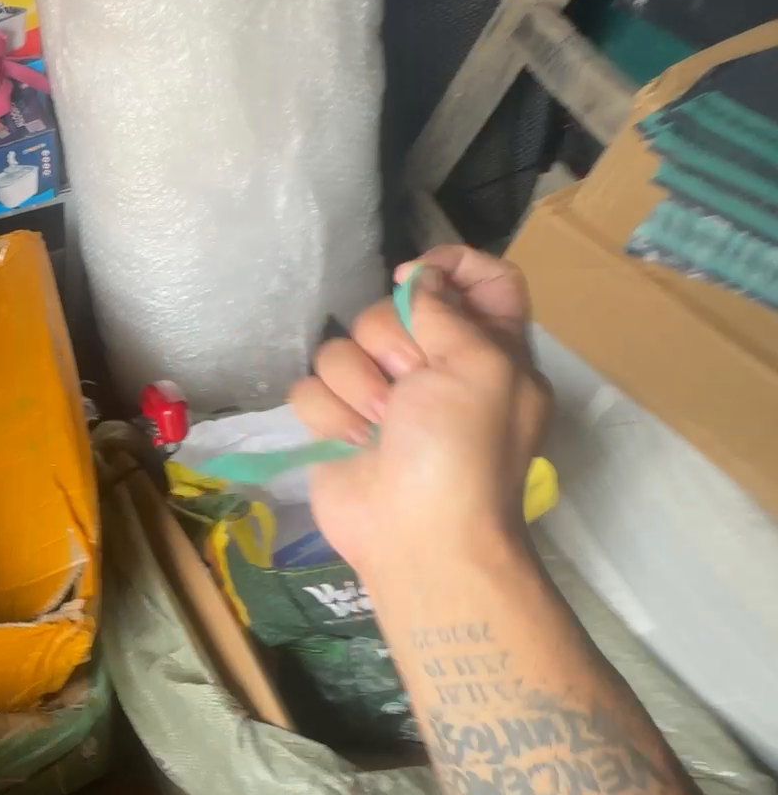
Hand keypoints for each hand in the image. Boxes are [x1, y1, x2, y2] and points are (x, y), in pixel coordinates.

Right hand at [287, 245, 549, 577]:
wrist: (415, 528)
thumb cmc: (462, 450)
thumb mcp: (479, 368)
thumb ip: (448, 312)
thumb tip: (419, 278)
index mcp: (486, 347)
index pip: (479, 280)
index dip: (448, 266)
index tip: (414, 274)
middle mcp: (431, 364)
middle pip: (389, 310)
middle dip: (388, 345)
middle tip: (407, 384)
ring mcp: (377, 395)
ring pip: (338, 351)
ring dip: (355, 389)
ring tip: (377, 425)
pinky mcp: (333, 421)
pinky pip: (307, 391)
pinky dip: (325, 416)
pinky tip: (348, 442)